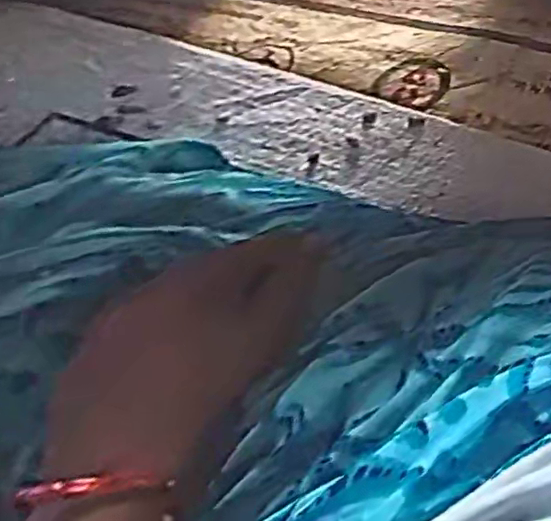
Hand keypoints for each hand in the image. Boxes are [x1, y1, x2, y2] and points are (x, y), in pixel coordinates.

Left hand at [43, 236, 320, 495]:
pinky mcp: (89, 351)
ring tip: (231, 315)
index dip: (294, 249)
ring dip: (208, 294)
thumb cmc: (215, 378)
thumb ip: (295, 277)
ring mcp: (113, 318)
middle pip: (215, 264)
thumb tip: (315, 241)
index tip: (316, 259)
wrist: (122, 454)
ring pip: (177, 290)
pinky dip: (173, 319)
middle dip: (248, 270)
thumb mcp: (273, 325)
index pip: (261, 245)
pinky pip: (145, 317)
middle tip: (275, 289)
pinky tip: (184, 341)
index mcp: (200, 274)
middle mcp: (153, 285)